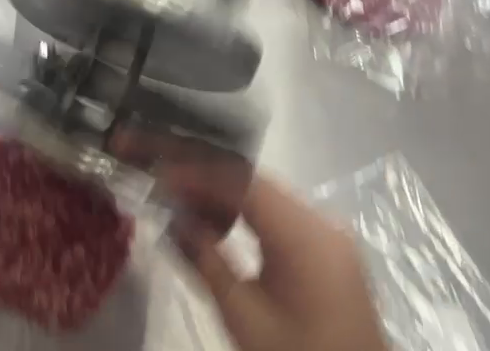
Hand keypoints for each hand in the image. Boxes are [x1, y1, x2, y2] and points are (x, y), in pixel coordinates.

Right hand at [178, 174, 389, 350]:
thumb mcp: (243, 315)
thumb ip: (204, 258)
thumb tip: (172, 216)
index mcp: (306, 235)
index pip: (241, 183)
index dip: (196, 174)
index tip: (159, 176)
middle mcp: (323, 223)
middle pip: (253, 184)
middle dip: (206, 180)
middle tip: (163, 184)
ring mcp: (330, 237)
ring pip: (265, 197)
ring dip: (223, 196)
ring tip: (180, 201)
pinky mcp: (329, 253)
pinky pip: (279, 216)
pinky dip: (245, 214)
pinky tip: (216, 221)